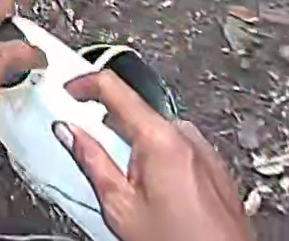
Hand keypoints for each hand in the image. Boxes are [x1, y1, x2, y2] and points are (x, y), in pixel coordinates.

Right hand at [57, 70, 252, 240]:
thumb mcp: (120, 206)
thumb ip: (90, 160)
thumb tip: (68, 131)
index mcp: (160, 140)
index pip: (113, 86)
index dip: (83, 83)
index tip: (68, 91)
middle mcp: (189, 142)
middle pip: (136, 107)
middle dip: (107, 117)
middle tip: (88, 135)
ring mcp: (209, 159)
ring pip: (158, 127)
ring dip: (134, 135)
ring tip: (121, 166)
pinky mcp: (221, 178)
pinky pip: (180, 147)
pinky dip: (157, 150)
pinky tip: (152, 182)